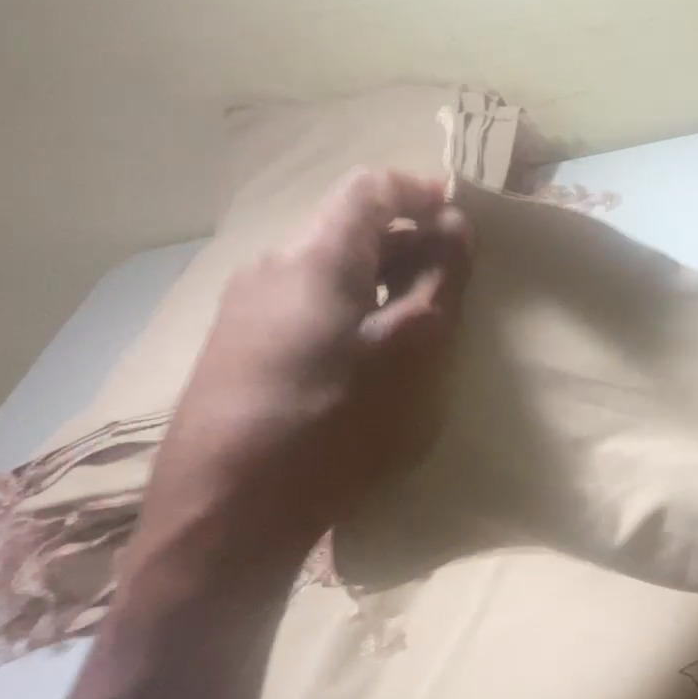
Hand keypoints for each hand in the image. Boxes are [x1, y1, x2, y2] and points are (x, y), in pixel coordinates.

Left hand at [123, 168, 473, 593]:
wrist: (229, 511)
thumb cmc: (339, 419)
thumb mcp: (415, 345)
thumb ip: (442, 275)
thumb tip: (453, 224)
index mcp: (315, 257)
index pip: (372, 187)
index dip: (426, 192)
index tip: (469, 224)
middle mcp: (273, 267)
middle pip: (352, 227)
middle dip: (413, 243)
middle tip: (459, 285)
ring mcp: (249, 308)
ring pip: (334, 268)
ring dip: (387, 280)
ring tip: (426, 326)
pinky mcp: (242, 346)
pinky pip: (312, 302)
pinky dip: (357, 309)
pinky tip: (376, 358)